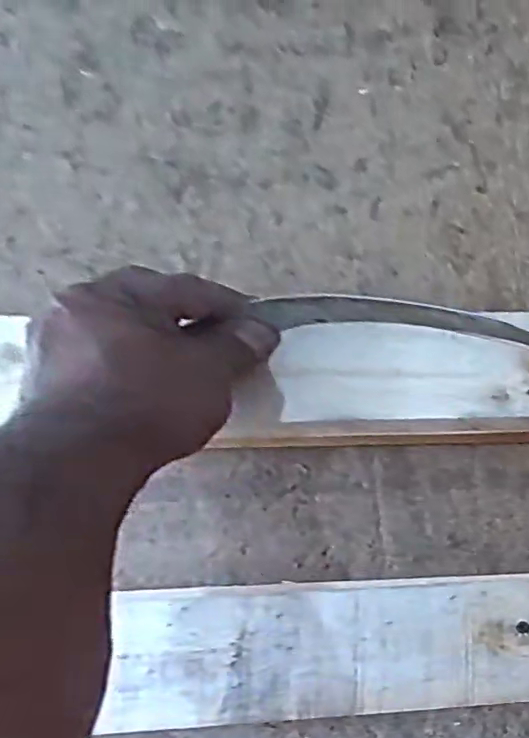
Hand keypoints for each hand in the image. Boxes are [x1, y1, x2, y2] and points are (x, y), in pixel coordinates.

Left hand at [18, 267, 278, 474]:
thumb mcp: (212, 369)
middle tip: (232, 339)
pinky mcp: (56, 370)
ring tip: (201, 362)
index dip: (233, 305)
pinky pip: (110, 351)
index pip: (185, 287)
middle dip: (192, 316)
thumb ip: (238, 343)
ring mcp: (56, 338)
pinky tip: (165, 379)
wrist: (84, 449)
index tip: (264, 326)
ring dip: (166, 337)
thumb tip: (259, 329)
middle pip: (147, 301)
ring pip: (127, 326)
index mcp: (110, 297)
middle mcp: (73, 307)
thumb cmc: (153, 399)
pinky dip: (143, 357)